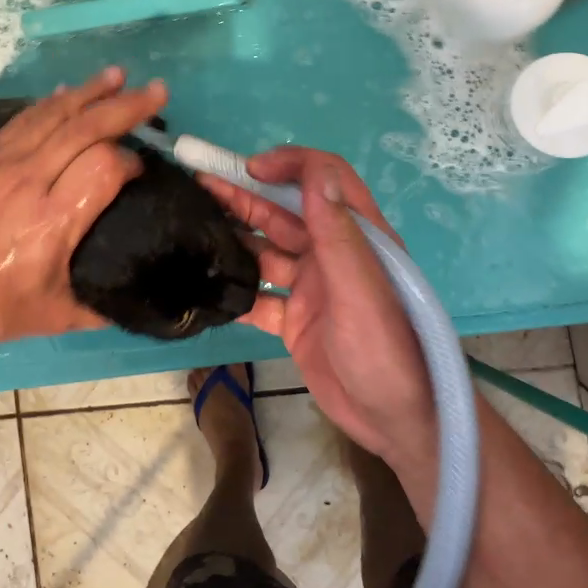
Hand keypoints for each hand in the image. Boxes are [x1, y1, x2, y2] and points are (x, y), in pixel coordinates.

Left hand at [0, 68, 166, 352]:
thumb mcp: (54, 316)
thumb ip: (102, 302)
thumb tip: (140, 290)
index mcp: (52, 221)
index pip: (105, 166)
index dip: (131, 162)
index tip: (142, 170)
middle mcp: (29, 181)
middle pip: (84, 127)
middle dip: (126, 107)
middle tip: (158, 92)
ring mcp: (1, 164)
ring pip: (52, 115)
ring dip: (90, 91)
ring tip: (120, 75)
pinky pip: (22, 120)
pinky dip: (50, 103)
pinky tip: (68, 92)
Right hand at [200, 149, 438, 471]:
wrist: (397, 422)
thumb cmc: (387, 349)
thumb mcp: (362, 287)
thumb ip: (337, 232)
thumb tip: (316, 170)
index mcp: (358, 236)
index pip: (325, 179)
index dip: (290, 165)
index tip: (249, 168)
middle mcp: (332, 255)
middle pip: (284, 213)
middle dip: (244, 196)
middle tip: (198, 187)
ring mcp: (311, 288)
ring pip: (265, 252)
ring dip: (232, 239)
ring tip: (191, 229)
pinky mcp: (295, 322)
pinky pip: (258, 297)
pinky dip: (233, 289)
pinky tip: (202, 283)